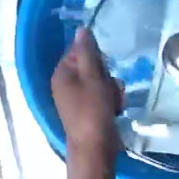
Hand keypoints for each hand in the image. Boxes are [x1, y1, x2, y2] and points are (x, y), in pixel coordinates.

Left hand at [51, 29, 121, 169]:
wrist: (95, 148)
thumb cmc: (92, 110)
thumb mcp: (92, 78)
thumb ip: (87, 52)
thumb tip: (81, 29)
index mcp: (62, 74)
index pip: (80, 51)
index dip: (96, 57)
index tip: (104, 67)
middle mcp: (66, 84)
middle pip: (93, 66)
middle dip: (107, 76)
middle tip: (110, 87)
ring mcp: (77, 98)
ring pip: (102, 81)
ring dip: (112, 89)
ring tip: (115, 102)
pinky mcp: (89, 109)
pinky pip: (103, 96)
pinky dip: (111, 101)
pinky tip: (116, 109)